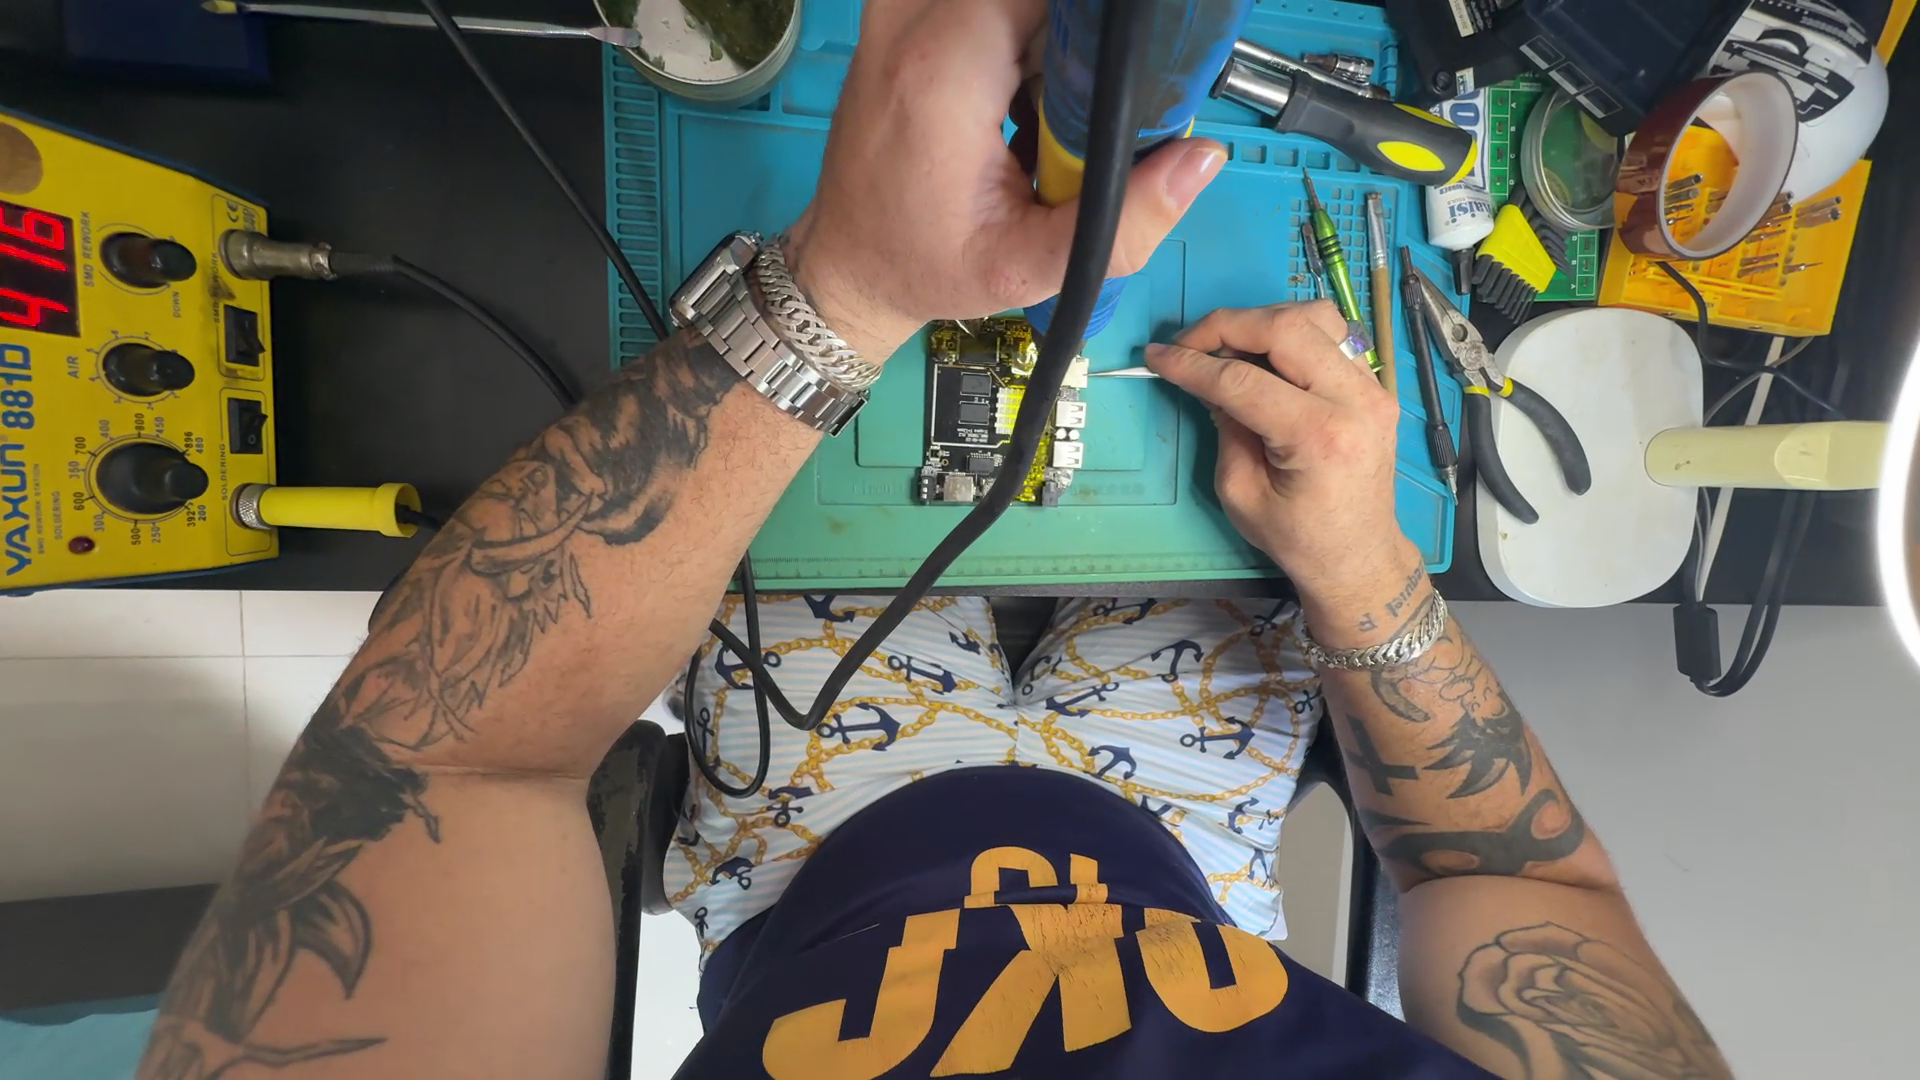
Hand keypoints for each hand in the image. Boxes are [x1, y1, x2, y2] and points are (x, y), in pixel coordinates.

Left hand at [782, 0, 1226, 362]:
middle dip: (1080, 38)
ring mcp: (897, 7)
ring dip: (1048, 36)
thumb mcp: (1025, 269)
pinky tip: (1016, 91)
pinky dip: (1015, 30)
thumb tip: (1200, 159)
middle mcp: (913, 16)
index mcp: (945, 68)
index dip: (1108, 28)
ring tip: (1039, 111)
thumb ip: (1119, 227)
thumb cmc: (925, 269)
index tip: (1123, 76)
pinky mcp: (897, 13)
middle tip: (1070, 115)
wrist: (849, 266)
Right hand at [1147, 302, 1420, 612]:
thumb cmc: (1295, 537)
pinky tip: (1263, 357)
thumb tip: (1209, 383)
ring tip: (1226, 346)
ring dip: (1261, 322)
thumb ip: (1225, 428)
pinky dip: (1288, 335)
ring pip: (1314, 318)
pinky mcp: (1374, 385)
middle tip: (1188, 344)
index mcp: (1317, 436)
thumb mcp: (1240, 492)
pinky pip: (1330, 337)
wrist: (1357, 555)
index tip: (1157, 357)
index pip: (1243, 380)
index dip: (1192, 364)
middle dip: (1226, 326)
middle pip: (1286, 328)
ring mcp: (1372, 387)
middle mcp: (1354, 400)